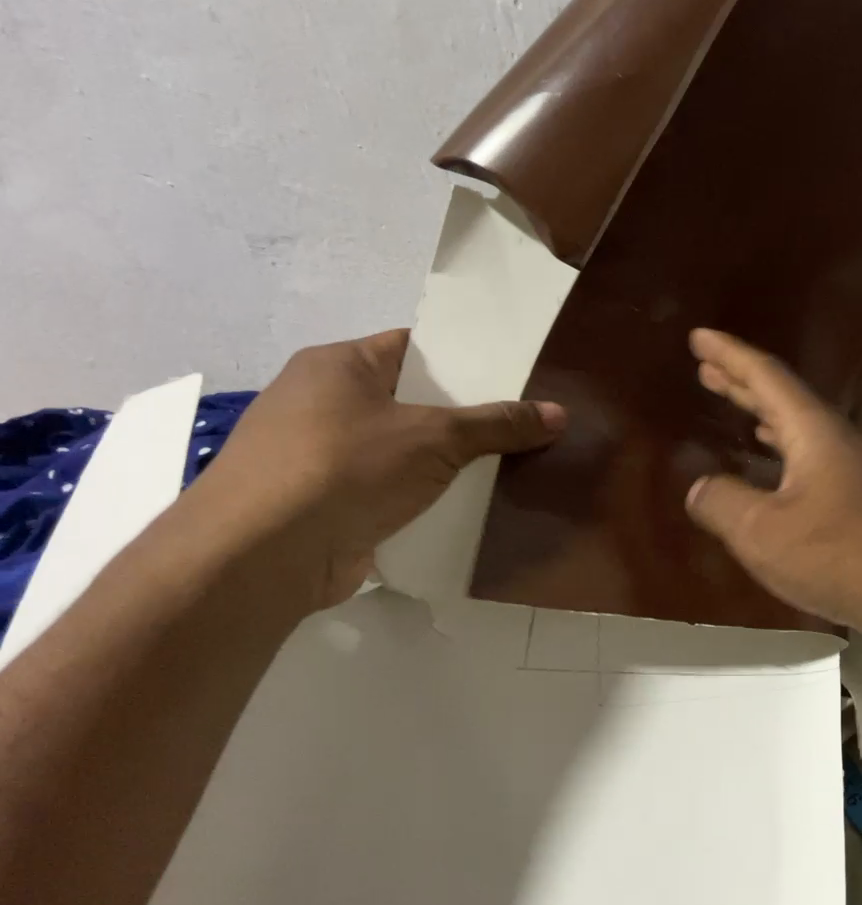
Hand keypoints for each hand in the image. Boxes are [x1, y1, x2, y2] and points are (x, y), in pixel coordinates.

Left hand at [188, 329, 564, 612]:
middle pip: (416, 401)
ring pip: (408, 449)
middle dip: (471, 416)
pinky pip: (394, 489)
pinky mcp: (328, 503)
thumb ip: (498, 424)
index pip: (416, 348)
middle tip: (531, 421)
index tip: (520, 373)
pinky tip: (477, 505)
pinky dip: (430, 497)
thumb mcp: (435, 437)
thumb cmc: (343, 468)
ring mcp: (321, 455)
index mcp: (337, 365)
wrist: (259, 557)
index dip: (468, 358)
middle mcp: (323, 402)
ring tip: (518, 463)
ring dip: (453, 462)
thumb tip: (559, 413)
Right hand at [683, 328, 861, 638]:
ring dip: (764, 414)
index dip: (730, 356)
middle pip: (786, 399)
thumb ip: (724, 504)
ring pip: (801, 429)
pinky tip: (775, 465)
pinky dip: (784, 448)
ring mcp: (854, 471)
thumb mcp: (764, 532)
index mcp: (814, 432)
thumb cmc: (839, 555)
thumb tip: (700, 487)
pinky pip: (812, 457)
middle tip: (707, 366)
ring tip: (735, 404)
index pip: (767, 378)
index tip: (700, 336)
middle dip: (743, 381)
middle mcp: (837, 442)